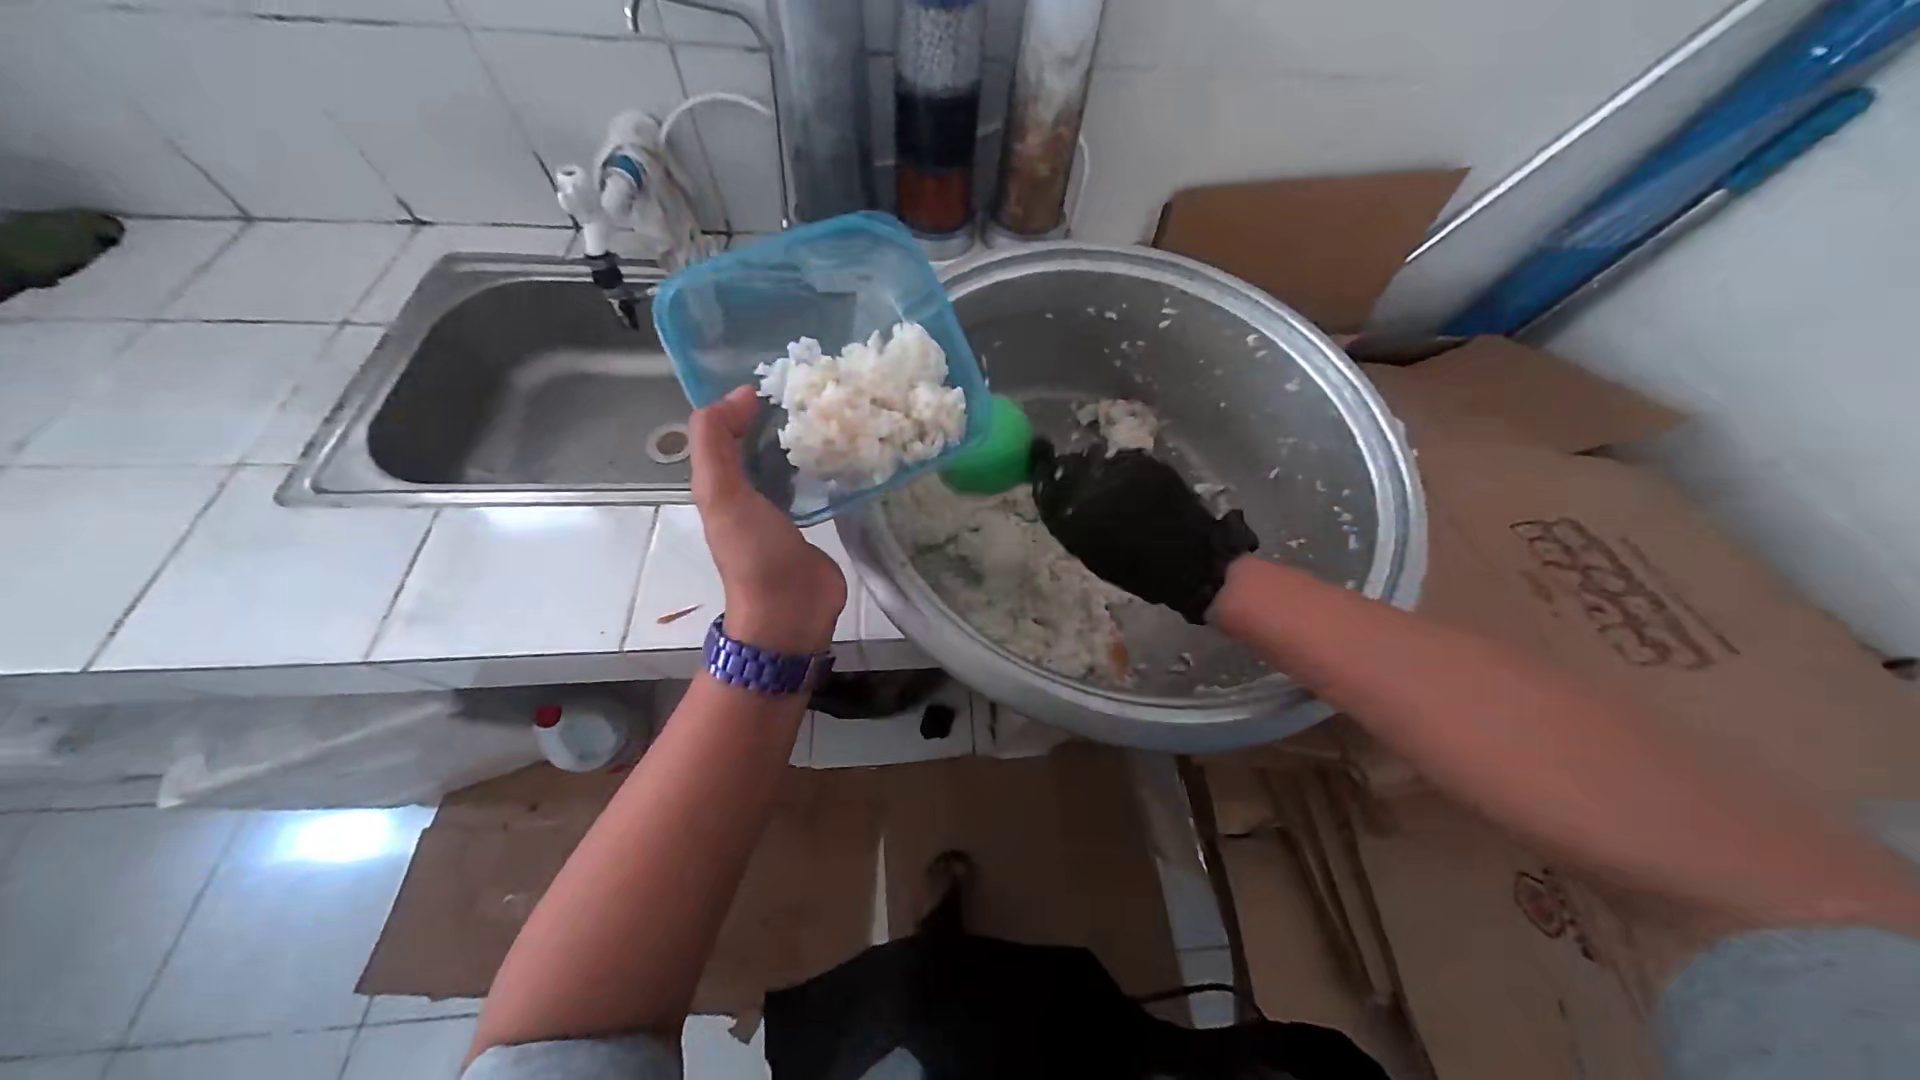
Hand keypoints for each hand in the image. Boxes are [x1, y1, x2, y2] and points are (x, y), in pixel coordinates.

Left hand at [689, 387, 846, 652]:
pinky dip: (825, 460)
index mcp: (721, 480)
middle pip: (761, 439)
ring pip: (790, 457)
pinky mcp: (812, 517)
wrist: (790, 611)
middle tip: (818, 388)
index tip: (782, 378)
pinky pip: (815, 479)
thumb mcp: (720, 493)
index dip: (745, 400)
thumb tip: (742, 394)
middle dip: (782, 413)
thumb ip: (716, 441)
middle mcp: (749, 488)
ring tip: (836, 409)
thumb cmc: (754, 553)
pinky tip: (847, 447)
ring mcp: (782, 504)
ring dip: (806, 435)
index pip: (727, 427)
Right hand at [1030, 440, 1257, 623]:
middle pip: (1071, 464)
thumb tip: (1058, 499)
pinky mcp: (1146, 462)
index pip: (1046, 482)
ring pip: (1098, 459)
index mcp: (1074, 512)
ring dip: (1097, 468)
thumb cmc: (1139, 569)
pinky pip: (1123, 461)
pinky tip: (1130, 486)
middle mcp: (1093, 484)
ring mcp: (1121, 469)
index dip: (1042, 472)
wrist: (1193, 562)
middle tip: (1075, 479)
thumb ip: (1070, 521)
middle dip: (1070, 470)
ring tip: (1107, 484)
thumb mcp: (1091, 551)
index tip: (1040, 466)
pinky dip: (1121, 470)